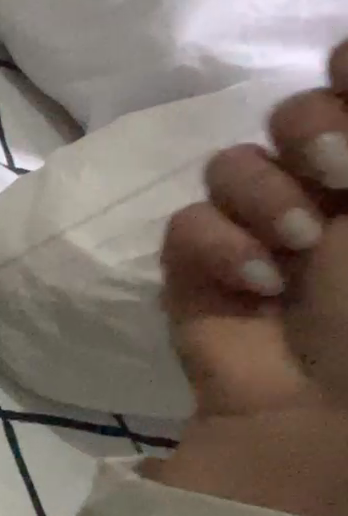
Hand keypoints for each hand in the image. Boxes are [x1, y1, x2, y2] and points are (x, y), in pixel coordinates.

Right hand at [154, 39, 347, 515]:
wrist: (334, 409)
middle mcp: (337, 186)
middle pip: (297, 106)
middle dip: (314, 131)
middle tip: (340, 171)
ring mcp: (262, 228)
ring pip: (231, 163)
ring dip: (263, 200)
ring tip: (296, 249)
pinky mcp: (198, 268)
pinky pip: (184, 224)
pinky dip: (216, 250)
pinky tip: (253, 283)